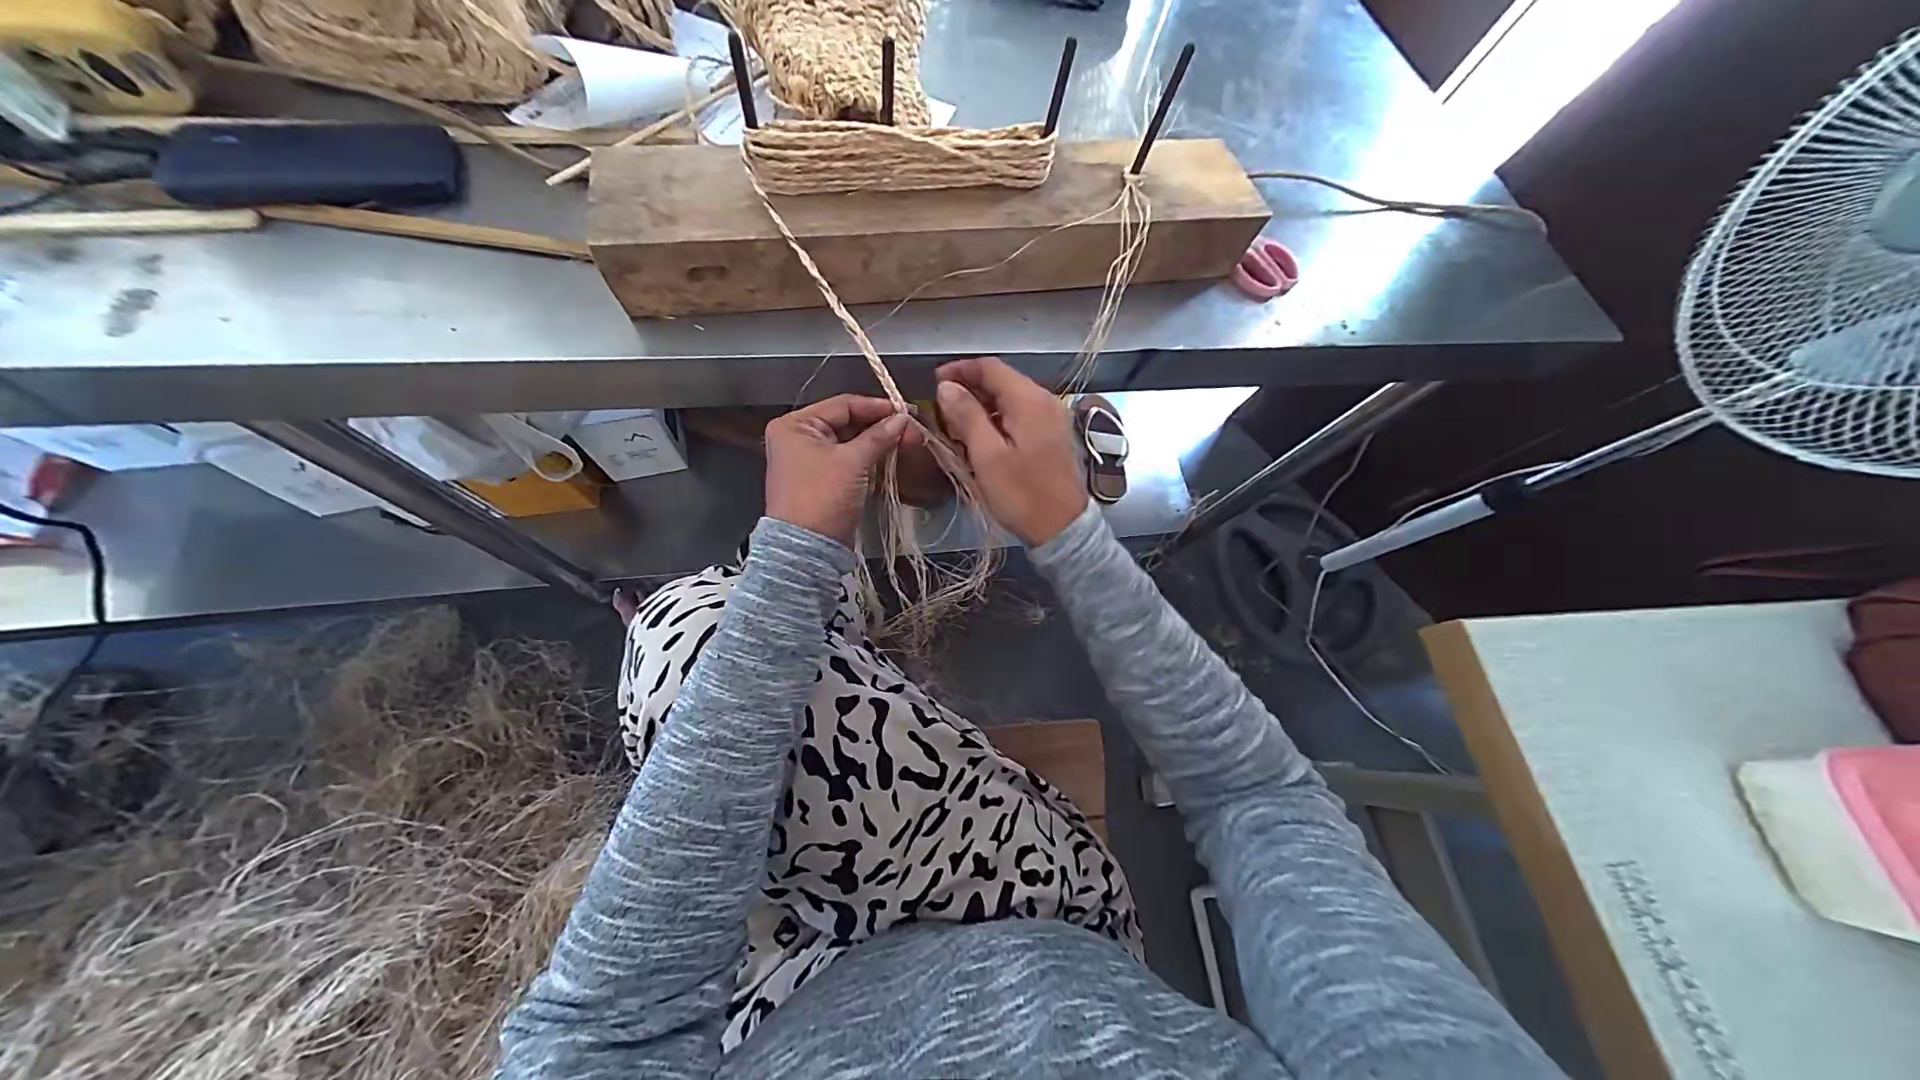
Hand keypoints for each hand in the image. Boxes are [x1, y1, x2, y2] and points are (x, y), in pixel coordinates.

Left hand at [765, 395, 914, 546]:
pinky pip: (849, 461)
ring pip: (850, 443)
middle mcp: (798, 438)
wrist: (807, 549)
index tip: (906, 411)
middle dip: (880, 427)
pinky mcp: (822, 480)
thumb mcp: (852, 462)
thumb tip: (903, 418)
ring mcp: (810, 460)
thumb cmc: (823, 497)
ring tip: (908, 442)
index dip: (876, 407)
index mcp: (795, 425)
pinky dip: (869, 459)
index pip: (842, 405)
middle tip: (912, 430)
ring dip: (878, 443)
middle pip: (847, 423)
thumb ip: (879, 436)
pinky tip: (892, 457)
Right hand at [935, 357, 1086, 545]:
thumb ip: (966, 415)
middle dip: (969, 390)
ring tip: (957, 428)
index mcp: (1029, 400)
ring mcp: (1052, 418)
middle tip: (943, 410)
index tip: (935, 382)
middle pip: (1002, 381)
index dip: (960, 370)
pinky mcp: (1052, 436)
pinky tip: (981, 440)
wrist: (1062, 528)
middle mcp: (1045, 401)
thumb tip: (947, 387)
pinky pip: (1020, 416)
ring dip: (982, 407)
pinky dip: (997, 420)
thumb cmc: (1022, 494)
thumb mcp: (986, 456)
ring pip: (1010, 399)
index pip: (990, 367)